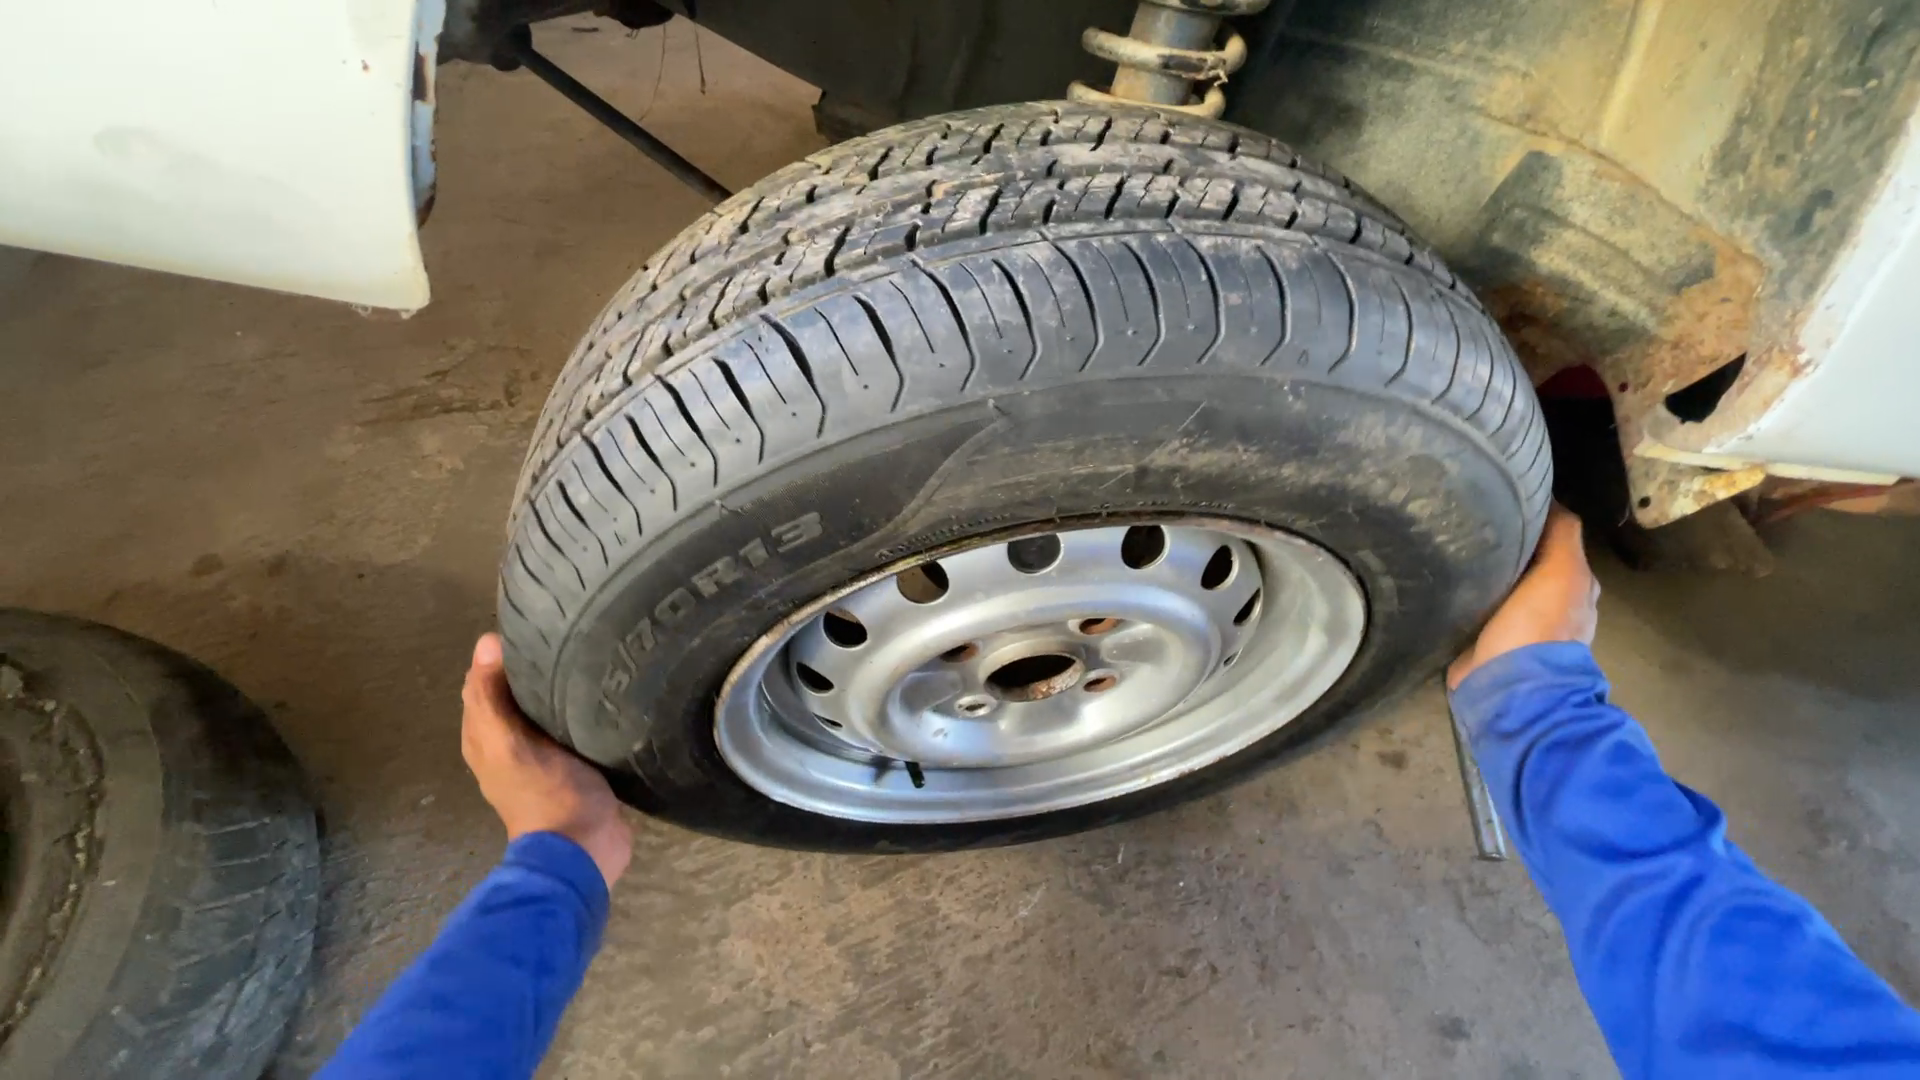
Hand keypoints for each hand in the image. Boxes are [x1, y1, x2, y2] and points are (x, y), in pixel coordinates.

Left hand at [461, 633, 632, 887]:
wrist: (585, 845)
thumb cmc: (545, 792)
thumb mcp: (510, 744)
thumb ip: (492, 698)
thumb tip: (486, 643)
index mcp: (485, 739)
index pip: (484, 684)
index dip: (499, 656)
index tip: (533, 626)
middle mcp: (510, 745)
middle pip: (517, 694)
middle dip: (532, 667)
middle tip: (568, 634)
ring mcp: (545, 755)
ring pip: (547, 708)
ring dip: (560, 686)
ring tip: (588, 655)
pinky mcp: (577, 762)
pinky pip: (574, 723)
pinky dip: (580, 706)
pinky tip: (601, 692)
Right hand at [1447, 504, 1599, 689]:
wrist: (1509, 685)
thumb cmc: (1538, 625)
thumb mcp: (1562, 571)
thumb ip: (1561, 534)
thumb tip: (1549, 496)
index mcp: (1575, 586)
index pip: (1554, 541)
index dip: (1532, 520)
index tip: (1497, 501)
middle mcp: (1550, 602)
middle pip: (1525, 562)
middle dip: (1503, 545)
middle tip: (1466, 524)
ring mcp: (1516, 623)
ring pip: (1498, 584)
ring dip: (1481, 571)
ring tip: (1449, 550)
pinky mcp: (1484, 638)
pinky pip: (1474, 606)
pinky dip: (1465, 595)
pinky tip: (1445, 584)